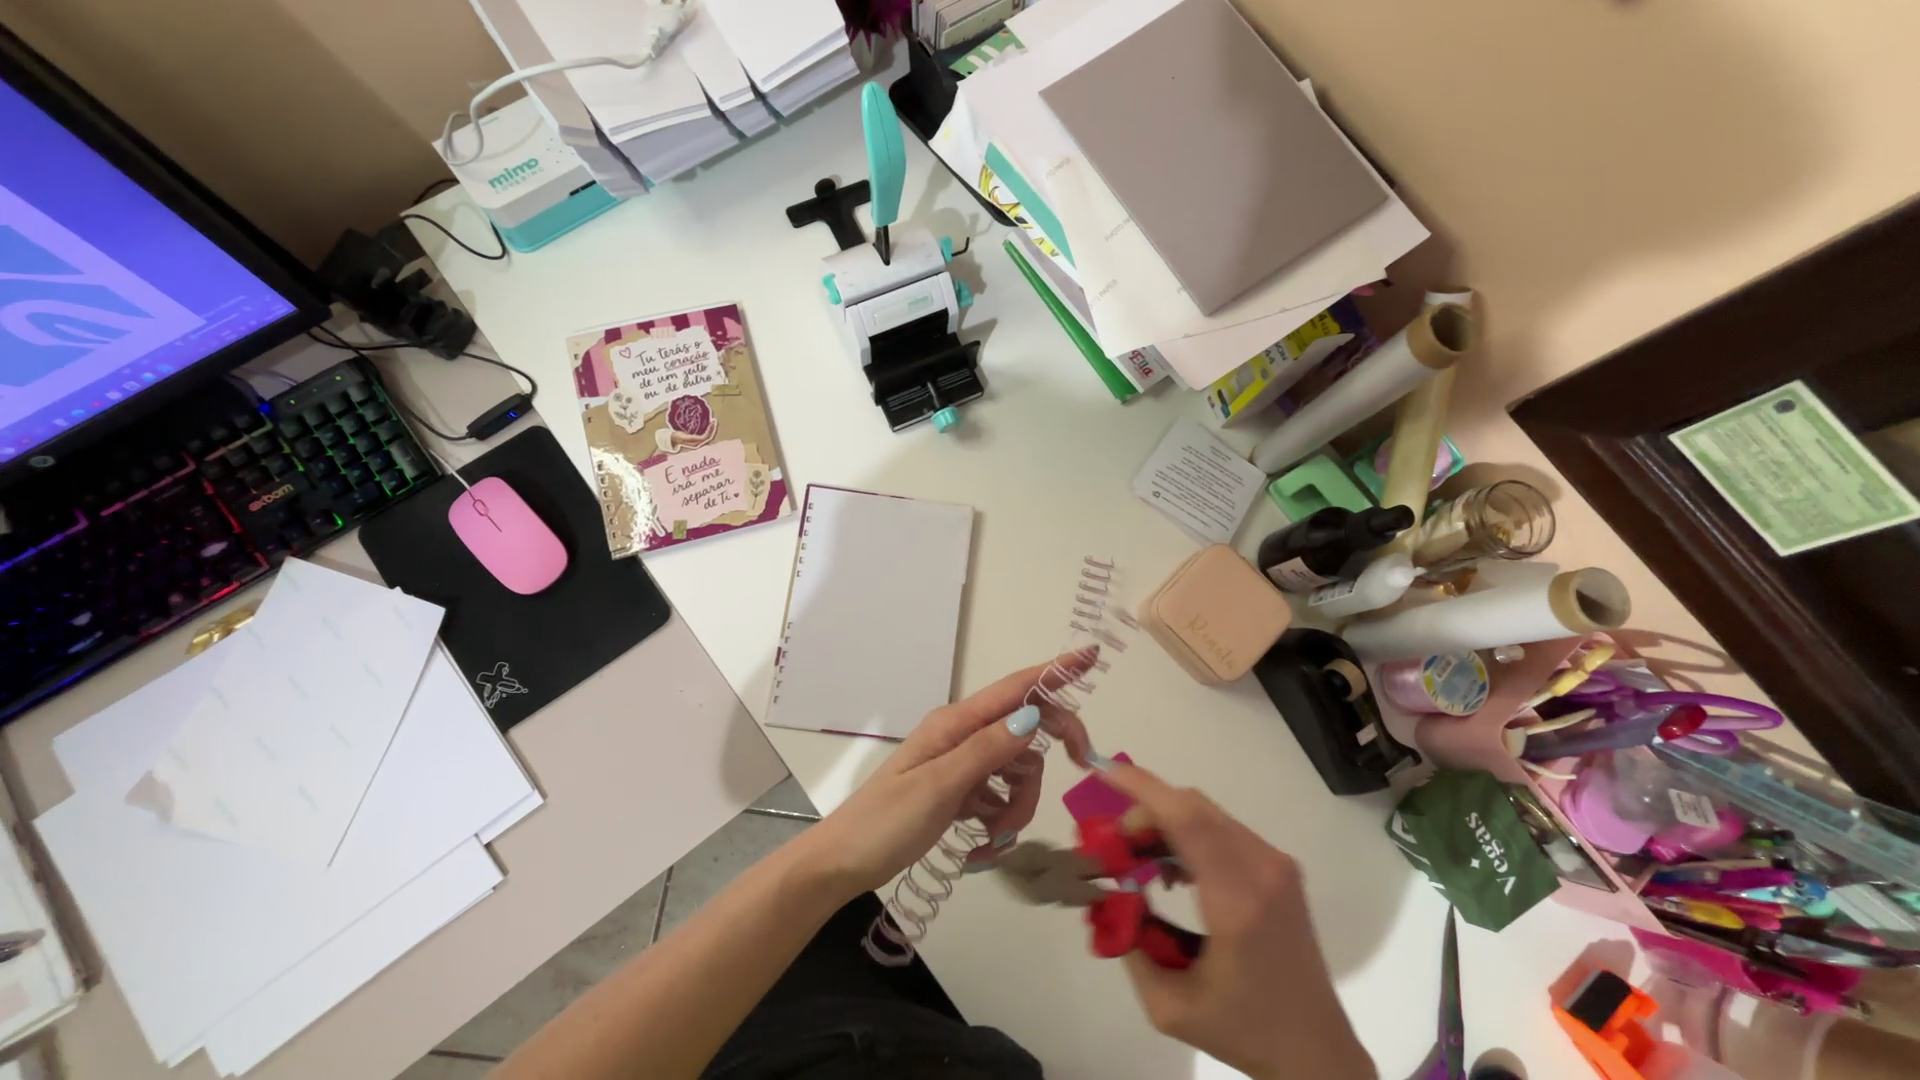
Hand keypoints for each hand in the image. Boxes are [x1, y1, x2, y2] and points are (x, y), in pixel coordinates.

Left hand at [797, 655, 1093, 897]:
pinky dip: (1000, 818)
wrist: (843, 863)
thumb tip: (1033, 714)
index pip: (1014, 689)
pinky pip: (999, 795)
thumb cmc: (886, 822)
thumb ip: (987, 750)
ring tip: (993, 838)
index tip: (1092, 654)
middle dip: (1049, 753)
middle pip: (1024, 730)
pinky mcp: (958, 791)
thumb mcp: (938, 786)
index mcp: (955, 724)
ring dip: (1017, 805)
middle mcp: (961, 735)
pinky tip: (983, 843)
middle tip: (1082, 766)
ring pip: (1017, 770)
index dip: (1054, 673)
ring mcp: (960, 764)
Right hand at [1099, 764, 1375, 1079]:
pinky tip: (1171, 872)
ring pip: (1207, 815)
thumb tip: (1108, 891)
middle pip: (1193, 807)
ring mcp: (1277, 866)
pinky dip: (1188, 835)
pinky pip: (1224, 831)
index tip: (1103, 772)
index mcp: (1237, 901)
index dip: (1141, 788)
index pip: (1186, 818)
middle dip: (1144, 812)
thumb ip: (1130, 940)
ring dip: (1165, 823)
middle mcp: (1263, 869)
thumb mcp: (1168, 1002)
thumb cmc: (1242, 1030)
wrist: (1315, 1051)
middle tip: (1113, 847)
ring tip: (1137, 862)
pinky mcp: (1281, 870)